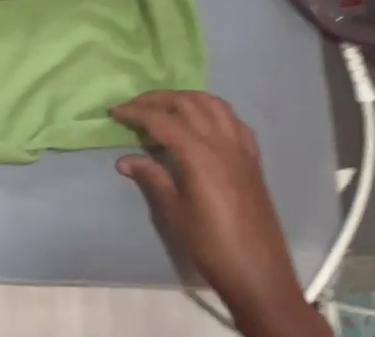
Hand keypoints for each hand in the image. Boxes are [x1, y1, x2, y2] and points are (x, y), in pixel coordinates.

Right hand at [111, 91, 328, 336]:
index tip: (114, 111)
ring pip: (213, 104)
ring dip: (186, 98)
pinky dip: (214, 111)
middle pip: (187, 103)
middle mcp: (222, 144)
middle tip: (135, 108)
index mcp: (200, 156)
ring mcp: (242, 149)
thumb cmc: (212, 246)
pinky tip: (203, 122)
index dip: (135, 112)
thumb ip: (152, 177)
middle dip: (157, 99)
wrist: (260, 276)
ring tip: (167, 108)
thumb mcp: (175, 213)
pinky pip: (234, 121)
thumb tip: (124, 160)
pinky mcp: (254, 160)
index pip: (162, 119)